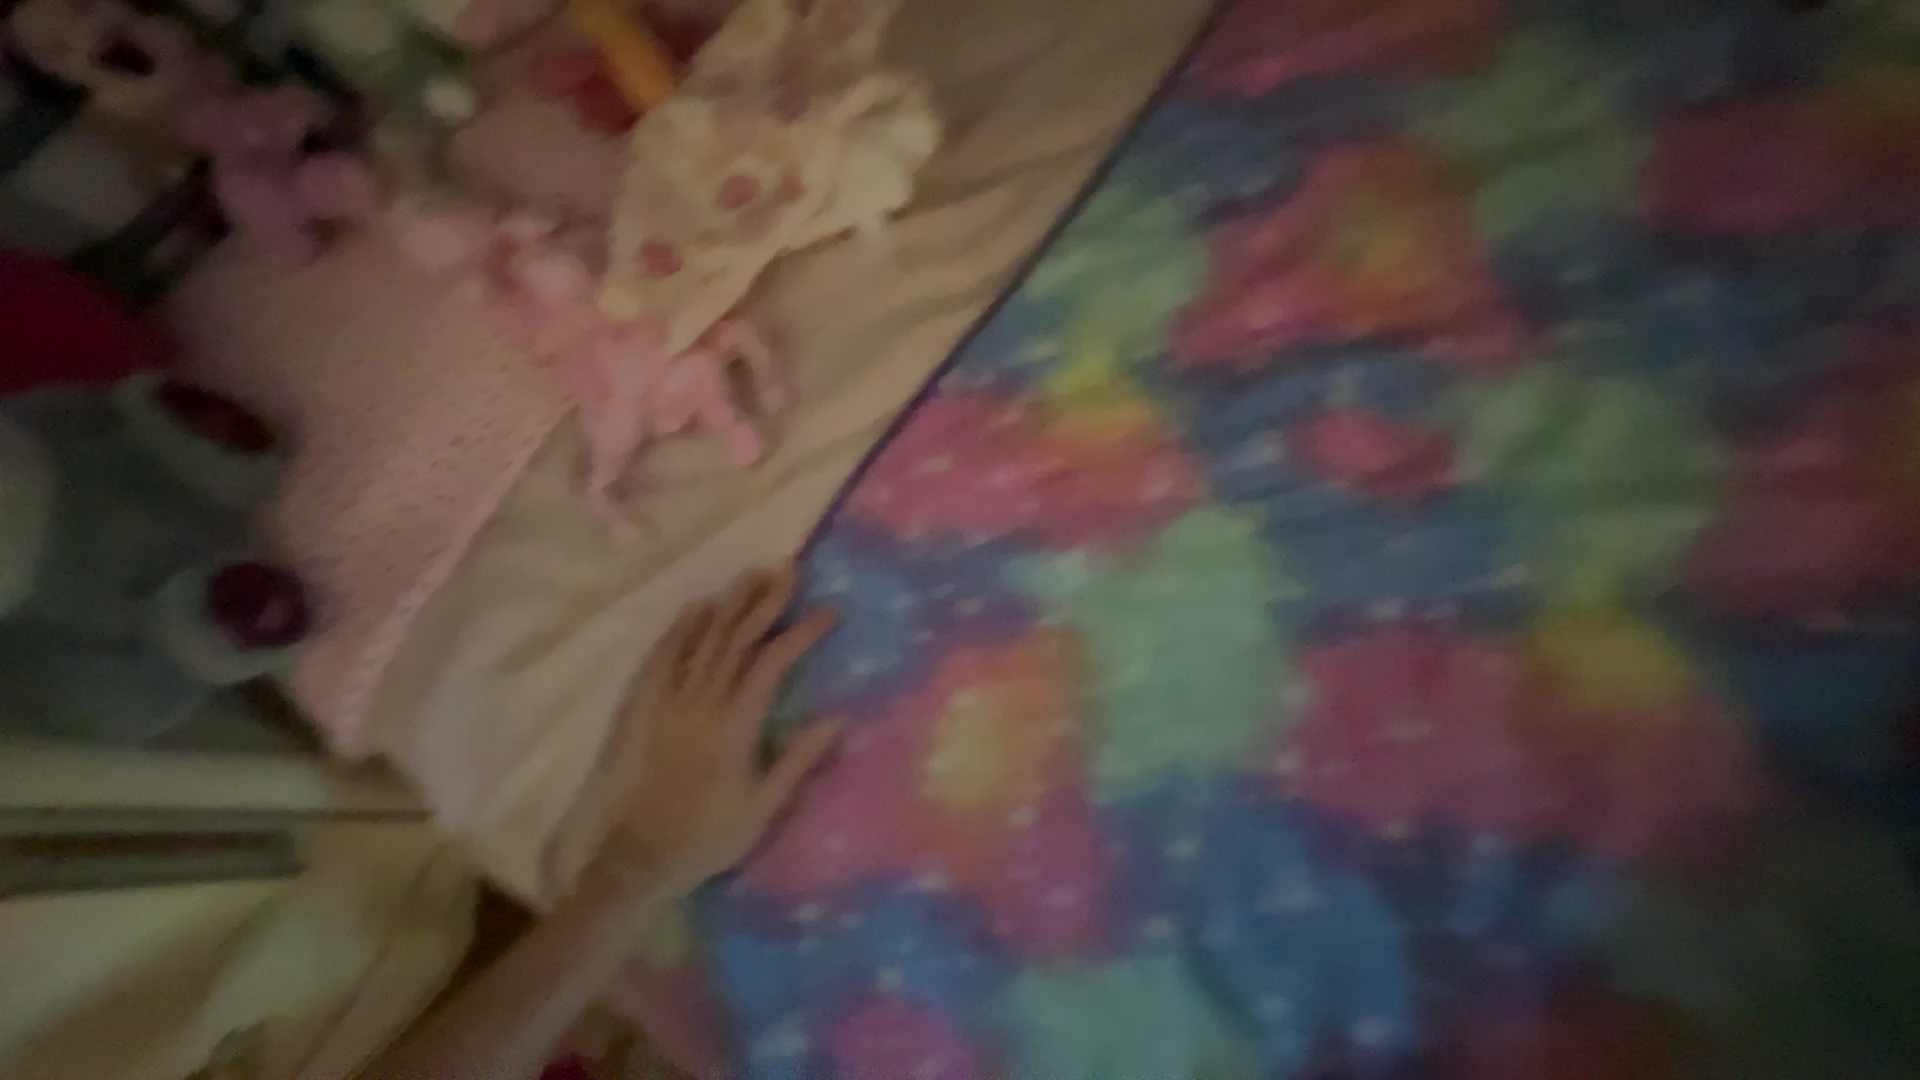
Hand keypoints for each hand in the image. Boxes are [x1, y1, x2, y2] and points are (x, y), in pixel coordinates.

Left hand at [602, 563, 839, 895]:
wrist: (635, 858)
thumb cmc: (707, 836)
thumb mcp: (763, 807)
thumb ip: (799, 759)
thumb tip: (840, 719)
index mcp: (737, 723)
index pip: (774, 661)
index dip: (803, 632)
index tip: (830, 611)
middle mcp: (703, 700)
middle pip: (737, 638)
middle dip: (766, 600)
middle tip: (788, 569)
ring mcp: (669, 700)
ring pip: (702, 639)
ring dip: (728, 603)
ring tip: (750, 574)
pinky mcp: (642, 707)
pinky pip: (662, 657)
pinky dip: (681, 629)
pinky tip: (696, 607)